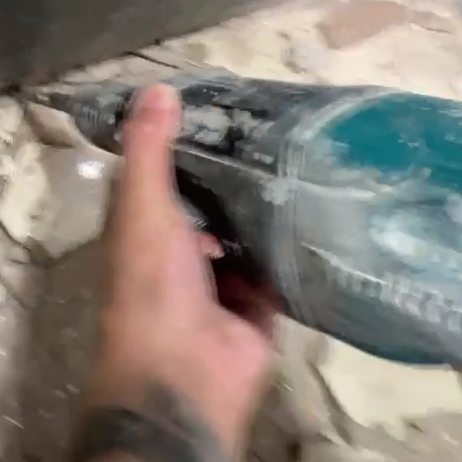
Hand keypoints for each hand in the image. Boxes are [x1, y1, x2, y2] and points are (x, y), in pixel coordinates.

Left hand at [90, 83, 279, 457]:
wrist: (184, 373)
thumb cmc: (150, 281)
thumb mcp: (143, 204)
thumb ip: (148, 149)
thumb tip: (157, 87)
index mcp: (143, 221)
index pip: (162, 169)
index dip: (184, 138)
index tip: (219, 102)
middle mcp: (177, 245)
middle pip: (208, 198)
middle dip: (233, 170)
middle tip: (275, 126)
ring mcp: (218, 276)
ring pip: (243, 230)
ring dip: (263, 205)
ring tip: (302, 157)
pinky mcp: (256, 304)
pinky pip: (275, 266)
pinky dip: (288, 246)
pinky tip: (318, 208)